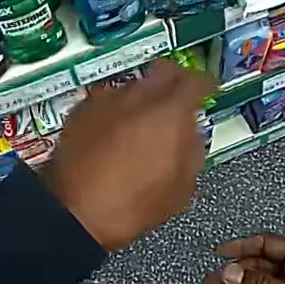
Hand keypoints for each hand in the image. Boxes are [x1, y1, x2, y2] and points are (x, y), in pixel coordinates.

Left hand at [40, 59, 214, 251]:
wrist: (75, 213)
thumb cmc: (127, 206)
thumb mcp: (181, 188)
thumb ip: (194, 151)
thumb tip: (193, 138)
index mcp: (170, 113)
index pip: (197, 81)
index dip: (207, 83)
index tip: (209, 88)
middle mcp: (139, 97)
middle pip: (165, 69)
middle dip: (177, 80)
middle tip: (180, 96)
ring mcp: (107, 100)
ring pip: (135, 84)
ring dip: (145, 97)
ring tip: (144, 122)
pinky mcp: (81, 109)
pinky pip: (108, 99)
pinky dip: (117, 109)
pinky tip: (116, 131)